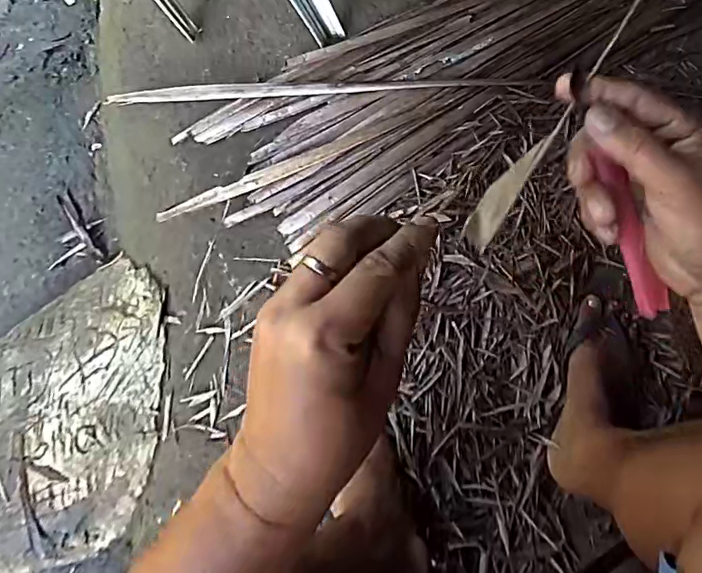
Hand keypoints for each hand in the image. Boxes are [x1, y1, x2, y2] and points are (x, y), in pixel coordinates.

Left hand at [224, 216, 437, 531]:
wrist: (272, 474)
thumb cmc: (335, 442)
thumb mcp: (385, 379)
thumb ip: (400, 312)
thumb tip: (415, 263)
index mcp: (322, 333)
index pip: (376, 267)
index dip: (409, 242)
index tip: (431, 227)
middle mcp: (290, 308)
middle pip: (339, 238)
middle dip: (379, 226)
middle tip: (409, 234)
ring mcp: (273, 305)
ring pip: (320, 243)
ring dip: (358, 237)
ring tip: (389, 249)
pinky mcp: (269, 308)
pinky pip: (309, 263)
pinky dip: (339, 255)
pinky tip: (361, 270)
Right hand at [557, 76, 701, 322]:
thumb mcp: (675, 182)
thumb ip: (633, 146)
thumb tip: (594, 112)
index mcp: (678, 131)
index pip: (632, 99)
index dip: (597, 90)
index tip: (563, 89)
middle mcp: (656, 148)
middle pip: (602, 134)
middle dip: (590, 159)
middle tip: (585, 179)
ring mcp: (640, 177)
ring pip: (594, 167)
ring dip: (593, 194)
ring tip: (608, 220)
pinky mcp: (628, 206)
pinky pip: (596, 196)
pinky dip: (597, 214)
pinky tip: (612, 233)